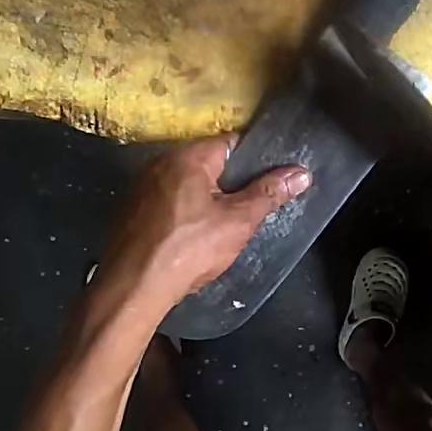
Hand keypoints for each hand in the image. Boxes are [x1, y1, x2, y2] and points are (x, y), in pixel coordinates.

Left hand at [78, 136, 310, 345]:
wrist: (133, 287)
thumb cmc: (188, 249)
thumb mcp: (238, 221)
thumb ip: (269, 193)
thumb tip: (300, 173)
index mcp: (188, 156)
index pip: (231, 143)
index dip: (254, 160)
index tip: (269, 179)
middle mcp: (161, 163)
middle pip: (208, 164)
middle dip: (229, 183)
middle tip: (248, 208)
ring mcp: (142, 186)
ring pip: (186, 185)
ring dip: (204, 200)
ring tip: (221, 227)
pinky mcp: (131, 210)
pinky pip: (167, 203)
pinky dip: (182, 214)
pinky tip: (191, 238)